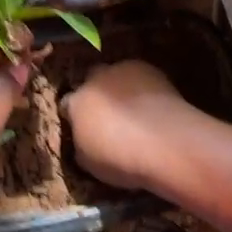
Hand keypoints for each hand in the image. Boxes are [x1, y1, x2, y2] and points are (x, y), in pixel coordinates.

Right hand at [62, 60, 207, 191]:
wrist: (165, 142)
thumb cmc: (120, 158)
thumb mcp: (89, 162)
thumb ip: (81, 144)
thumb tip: (84, 139)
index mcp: (77, 102)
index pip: (67, 104)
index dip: (74, 116)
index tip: (82, 128)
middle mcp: (96, 79)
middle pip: (91, 81)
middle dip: (95, 93)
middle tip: (108, 115)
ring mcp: (124, 70)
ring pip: (116, 75)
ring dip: (120, 88)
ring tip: (133, 110)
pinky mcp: (151, 69)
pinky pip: (140, 77)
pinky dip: (143, 88)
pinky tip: (151, 106)